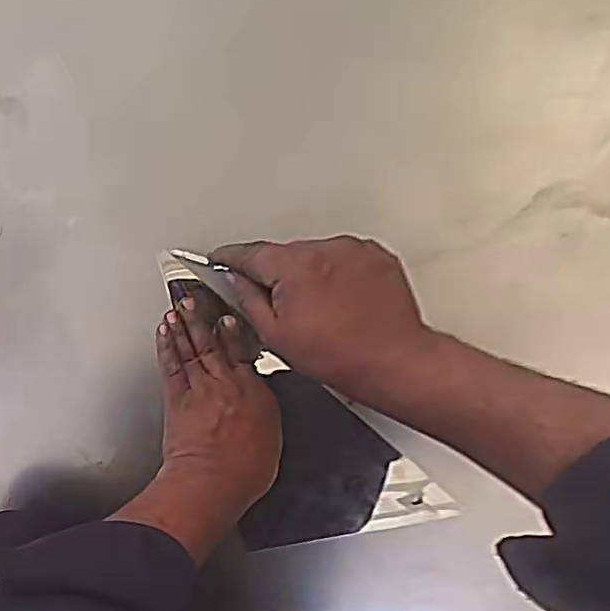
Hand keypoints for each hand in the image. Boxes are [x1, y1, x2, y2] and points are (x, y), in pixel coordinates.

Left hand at [156, 300, 282, 512]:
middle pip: (213, 343)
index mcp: (253, 392)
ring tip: (177, 307)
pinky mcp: (176, 398)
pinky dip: (167, 345)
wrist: (212, 480)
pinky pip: (171, 364)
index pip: (245, 353)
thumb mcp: (269, 437)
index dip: (235, 332)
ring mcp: (199, 388)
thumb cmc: (243, 470)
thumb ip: (261, 414)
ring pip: (191, 348)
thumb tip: (257, 411)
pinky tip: (164, 333)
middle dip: (202, 318)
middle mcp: (226, 384)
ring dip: (182, 325)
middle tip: (194, 297)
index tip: (230, 317)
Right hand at [209, 236, 436, 393]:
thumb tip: (236, 281)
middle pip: (283, 254)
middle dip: (273, 274)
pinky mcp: (376, 257)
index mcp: (297, 266)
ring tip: (312, 311)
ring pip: (312, 255)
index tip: (219, 259)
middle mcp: (327, 250)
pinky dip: (331, 275)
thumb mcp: (273, 334)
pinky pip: (340, 259)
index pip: (251, 252)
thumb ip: (248, 299)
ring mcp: (354, 251)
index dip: (229, 257)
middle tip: (274, 307)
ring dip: (304, 275)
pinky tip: (333, 304)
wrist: (390, 360)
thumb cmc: (338, 354)